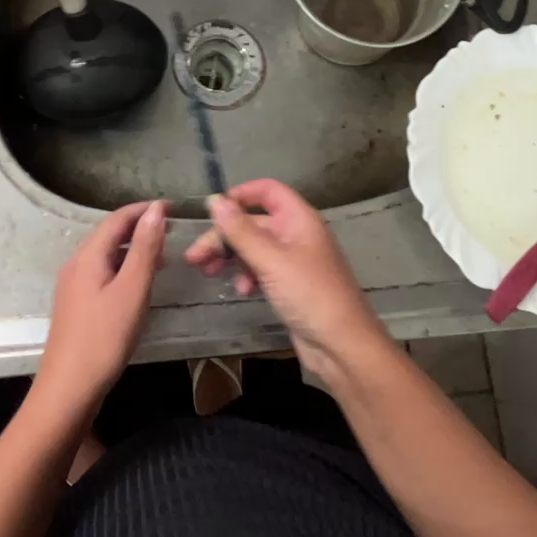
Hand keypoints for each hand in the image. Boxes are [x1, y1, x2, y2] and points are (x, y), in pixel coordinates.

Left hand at [34, 200, 168, 416]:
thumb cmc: (104, 338)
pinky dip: (125, 268)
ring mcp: (74, 285)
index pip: (118, 218)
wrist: (68, 389)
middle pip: (110, 233)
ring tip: (163, 257)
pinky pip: (103, 272)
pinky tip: (139, 285)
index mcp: (89, 255)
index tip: (174, 209)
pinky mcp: (76, 304)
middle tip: (173, 232)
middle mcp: (77, 263)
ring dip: (134, 249)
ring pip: (107, 254)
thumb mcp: (132, 290)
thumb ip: (144, 248)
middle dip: (141, 227)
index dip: (145, 210)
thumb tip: (155, 209)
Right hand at [185, 180, 390, 379]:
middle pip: (254, 222)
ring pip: (254, 248)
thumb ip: (240, 230)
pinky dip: (247, 276)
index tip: (213, 209)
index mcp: (298, 219)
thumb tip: (214, 200)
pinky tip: (241, 291)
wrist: (341, 345)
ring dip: (230, 257)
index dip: (241, 194)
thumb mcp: (270, 260)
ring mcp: (294, 261)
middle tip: (194, 257)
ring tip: (207, 273)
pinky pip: (262, 270)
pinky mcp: (290, 285)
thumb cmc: (309, 294)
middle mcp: (296, 234)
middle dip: (224, 236)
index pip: (268, 190)